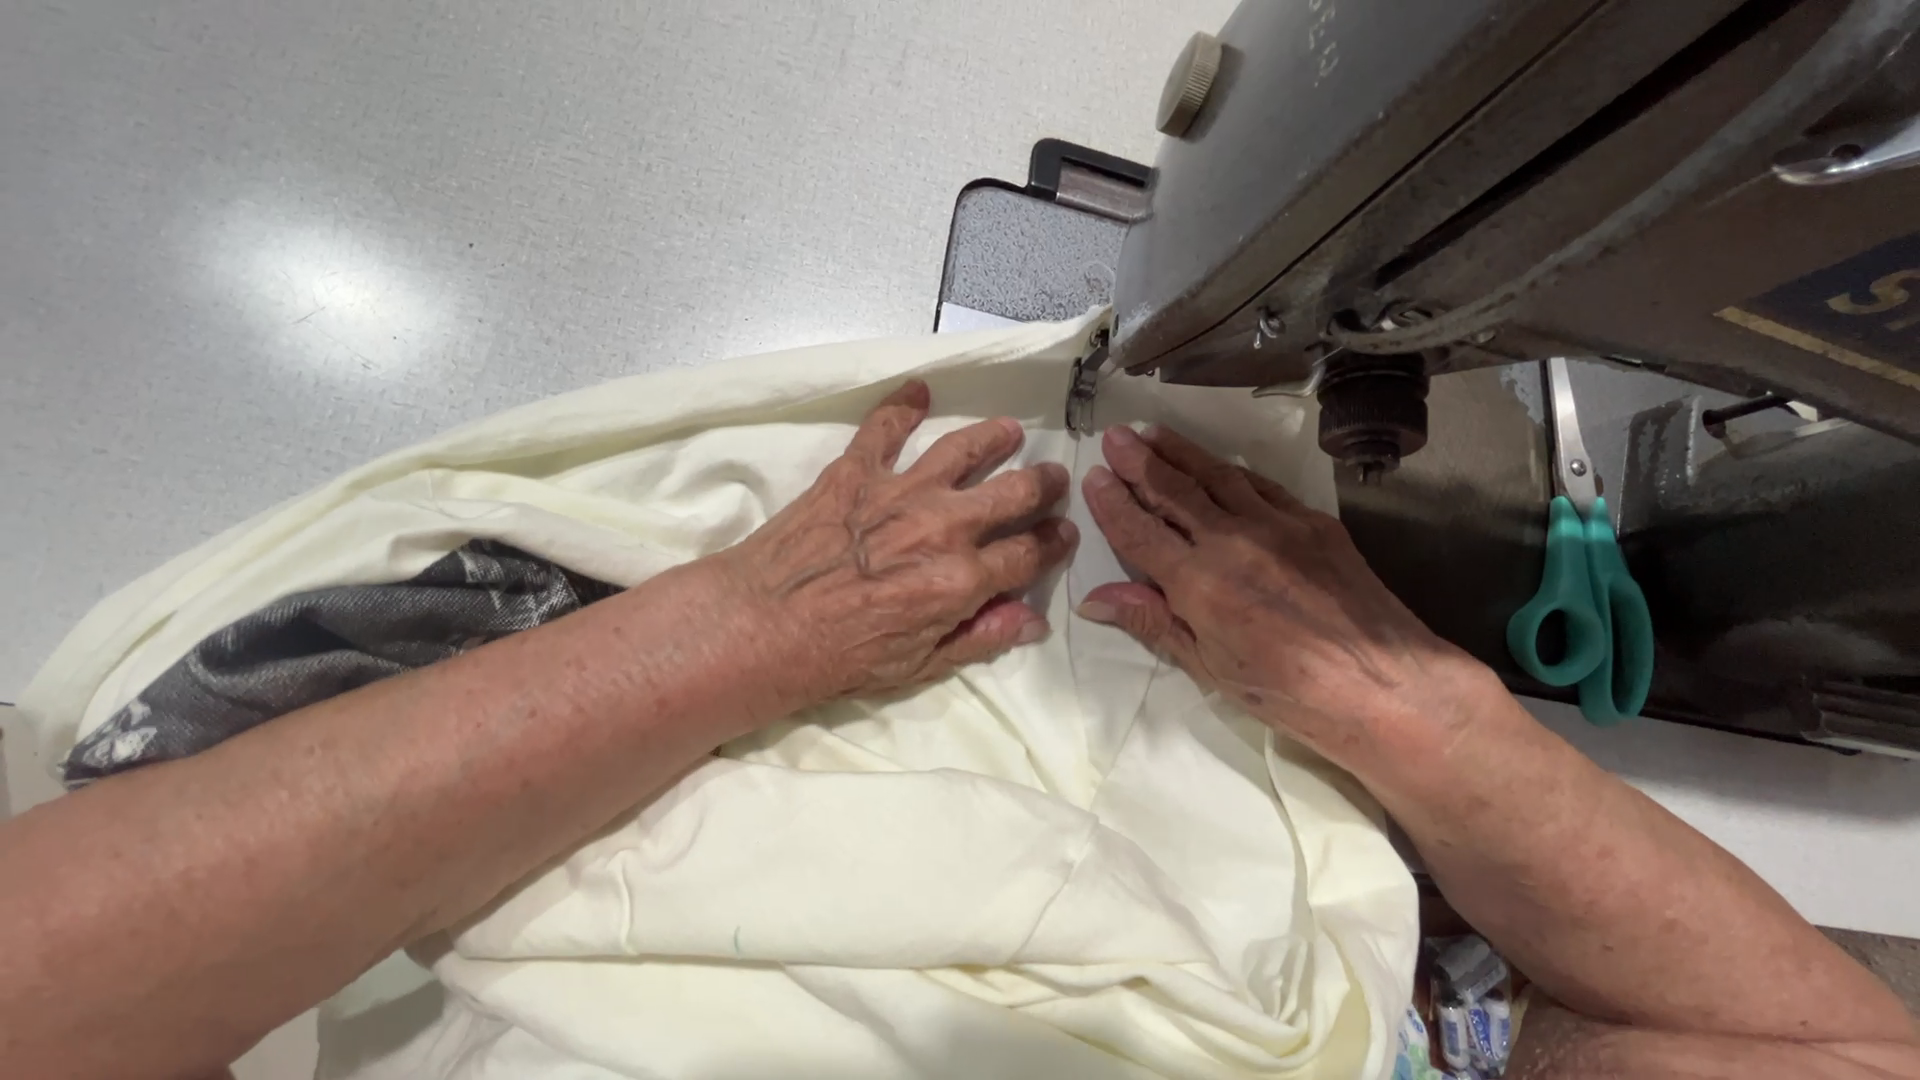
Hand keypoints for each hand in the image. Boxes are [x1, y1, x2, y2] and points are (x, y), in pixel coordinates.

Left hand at [714, 380, 1076, 709]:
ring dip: (993, 438)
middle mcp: (942, 526)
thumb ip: (980, 638)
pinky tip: (918, 391)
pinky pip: (885, 429)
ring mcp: (900, 492)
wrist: (764, 624)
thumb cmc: (841, 655)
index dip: (1053, 543)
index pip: (1028, 554)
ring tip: (1008, 431)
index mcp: (961, 579)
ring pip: (962, 450)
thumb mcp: (919, 666)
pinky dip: (902, 406)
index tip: (1064, 533)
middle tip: (1054, 477)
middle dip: (1042, 485)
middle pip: (1011, 494)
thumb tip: (1033, 621)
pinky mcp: (856, 471)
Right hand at [1075, 424, 1493, 764]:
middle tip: (1115, 435)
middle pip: (1174, 491)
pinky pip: (1262, 487)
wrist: (1383, 685)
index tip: (1093, 476)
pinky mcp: (1313, 522)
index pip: (1140, 532)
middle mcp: (1231, 541)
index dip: (1112, 503)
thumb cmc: (1287, 692)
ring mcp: (1276, 525)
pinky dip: (1232, 472)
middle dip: (1139, 461)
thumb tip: (1095, 600)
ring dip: (1182, 453)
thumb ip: (1152, 623)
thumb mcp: (1208, 668)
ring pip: (1217, 477)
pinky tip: (1220, 465)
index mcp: (1198, 583)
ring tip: (1154, 433)